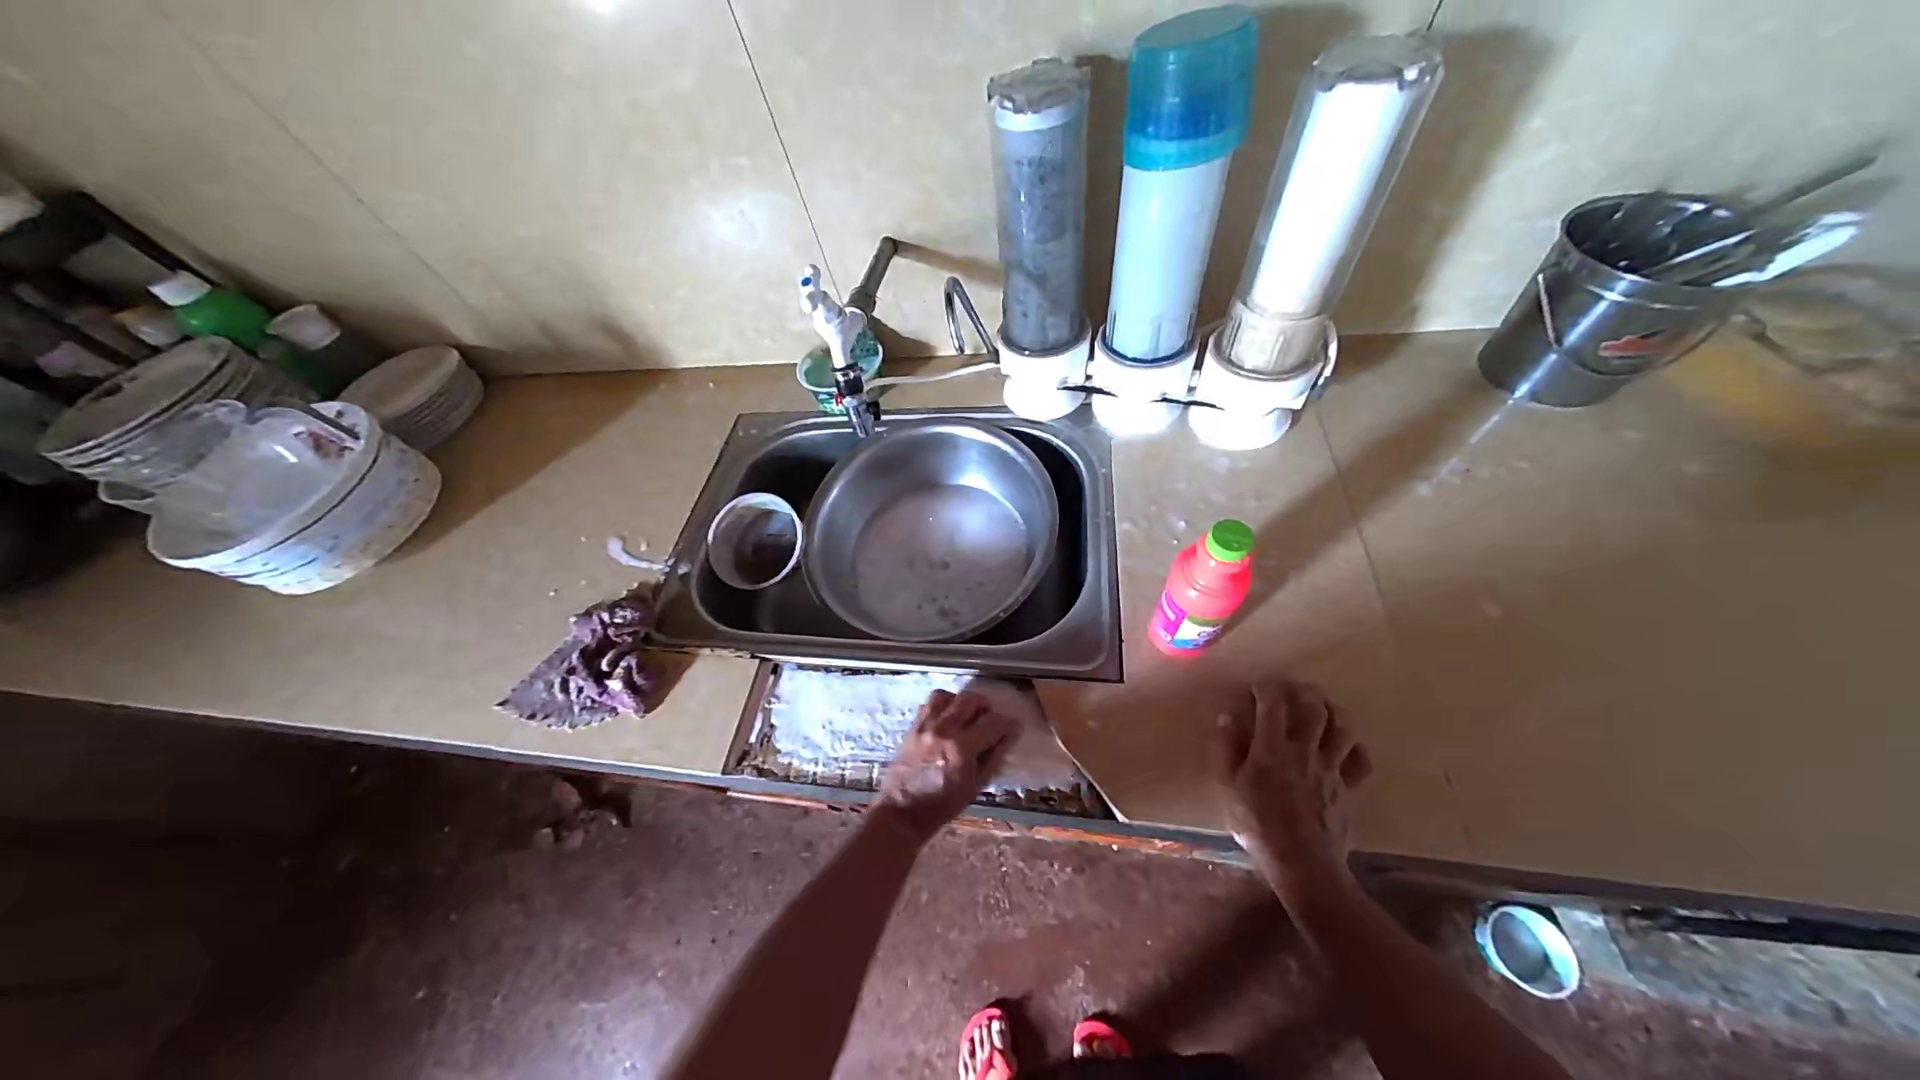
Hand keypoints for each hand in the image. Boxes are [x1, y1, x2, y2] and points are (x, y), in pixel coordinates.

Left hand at [873, 690, 1017, 843]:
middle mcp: (942, 730)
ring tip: (966, 715)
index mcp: (961, 748)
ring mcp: (924, 726)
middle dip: (986, 706)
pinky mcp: (912, 727)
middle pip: (970, 700)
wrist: (902, 812)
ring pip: (947, 696)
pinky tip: (947, 720)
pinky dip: (942, 706)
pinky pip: (928, 704)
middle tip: (989, 719)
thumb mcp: (976, 786)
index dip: (1008, 723)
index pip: (993, 723)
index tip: (1012, 727)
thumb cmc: (943, 805)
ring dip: (961, 702)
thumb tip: (1009, 735)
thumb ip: (994, 757)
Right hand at [1218, 678, 1372, 893]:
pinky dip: (1354, 746)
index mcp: (1273, 749)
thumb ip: (1227, 748)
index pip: (1273, 704)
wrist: (1301, 864)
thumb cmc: (1257, 825)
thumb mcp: (1229, 787)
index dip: (1266, 687)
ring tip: (1321, 705)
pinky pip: (1361, 760)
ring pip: (1342, 727)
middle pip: (1314, 708)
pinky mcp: (1350, 788)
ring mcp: (1332, 769)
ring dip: (1332, 710)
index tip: (1258, 686)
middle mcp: (1306, 751)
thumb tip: (1227, 716)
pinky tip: (1344, 744)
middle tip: (1292, 687)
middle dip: (1303, 691)